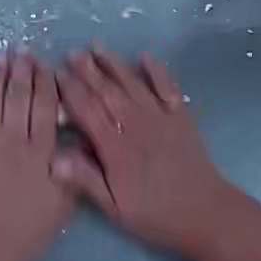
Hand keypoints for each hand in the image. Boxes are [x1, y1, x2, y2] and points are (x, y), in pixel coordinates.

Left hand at [0, 50, 74, 260]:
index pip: (45, 106)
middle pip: (18, 96)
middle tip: (21, 51)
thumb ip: (74, 167)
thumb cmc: (31, 228)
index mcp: (40, 148)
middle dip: (21, 71)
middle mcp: (12, 137)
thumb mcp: (65, 201)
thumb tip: (79, 138)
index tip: (46, 64)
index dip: (46, 82)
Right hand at [51, 47, 235, 254]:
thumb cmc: (155, 214)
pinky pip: (166, 87)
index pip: (86, 111)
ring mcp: (159, 117)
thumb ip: (85, 180)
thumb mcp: (115, 207)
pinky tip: (145, 57)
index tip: (55, 73)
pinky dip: (156, 71)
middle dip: (87, 71)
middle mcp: (135, 124)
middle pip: (106, 91)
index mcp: (115, 147)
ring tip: (97, 46)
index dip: (69, 91)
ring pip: (131, 84)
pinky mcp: (180, 117)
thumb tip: (53, 158)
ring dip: (113, 64)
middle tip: (72, 52)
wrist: (206, 214)